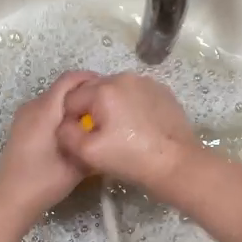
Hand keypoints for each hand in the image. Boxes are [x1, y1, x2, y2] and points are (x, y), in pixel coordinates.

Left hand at [0, 70, 96, 219]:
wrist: (10, 200)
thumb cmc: (43, 182)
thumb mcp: (76, 164)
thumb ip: (91, 141)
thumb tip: (105, 128)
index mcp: (44, 111)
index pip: (68, 80)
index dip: (89, 79)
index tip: (107, 90)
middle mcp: (31, 107)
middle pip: (60, 90)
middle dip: (82, 95)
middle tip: (104, 110)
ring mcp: (23, 117)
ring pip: (52, 101)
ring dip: (70, 107)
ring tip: (91, 122)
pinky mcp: (21, 128)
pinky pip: (44, 112)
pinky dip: (59, 116)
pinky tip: (72, 133)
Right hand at [56, 73, 195, 192]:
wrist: (177, 164)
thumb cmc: (130, 159)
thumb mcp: (88, 153)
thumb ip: (66, 134)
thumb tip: (65, 124)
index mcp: (104, 89)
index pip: (71, 99)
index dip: (72, 120)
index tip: (84, 138)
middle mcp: (124, 77)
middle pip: (94, 91)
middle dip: (92, 111)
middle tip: (103, 136)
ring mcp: (146, 82)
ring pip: (116, 92)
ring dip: (112, 107)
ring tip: (122, 132)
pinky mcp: (163, 91)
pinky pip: (136, 95)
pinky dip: (132, 107)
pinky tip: (139, 127)